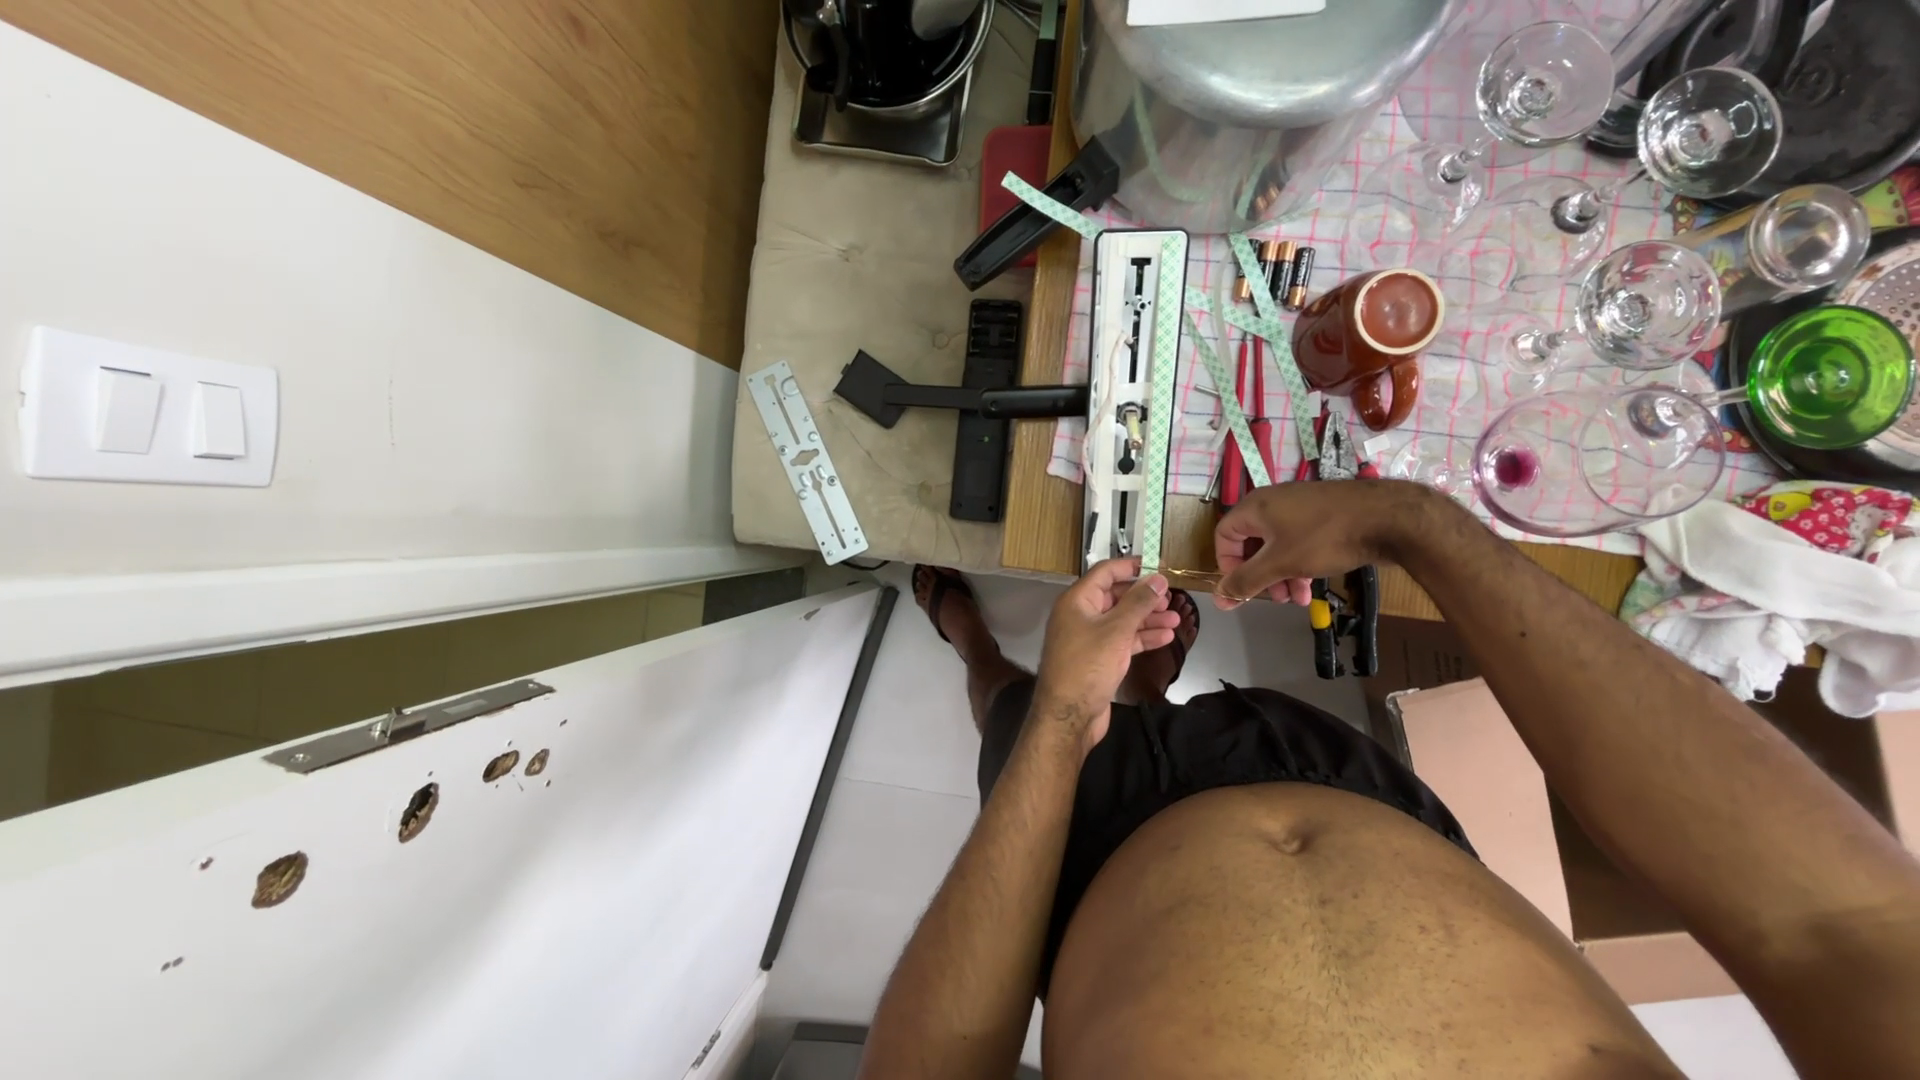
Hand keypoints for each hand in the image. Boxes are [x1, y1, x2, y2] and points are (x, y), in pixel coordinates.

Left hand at [1034, 557, 1181, 750]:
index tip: (1158, 565)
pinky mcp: (1098, 659)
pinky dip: (1141, 638)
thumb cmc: (1088, 667)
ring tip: (1176, 618)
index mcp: (1077, 601)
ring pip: (1122, 620)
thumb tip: (1158, 579)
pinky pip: (1122, 640)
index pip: (1105, 572)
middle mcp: (1080, 616)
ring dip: (1148, 618)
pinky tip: (1165, 637)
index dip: (1131, 566)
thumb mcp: (1116, 630)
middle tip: (1172, 597)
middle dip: (1144, 596)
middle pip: (1115, 596)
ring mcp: (1089, 638)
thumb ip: (1138, 603)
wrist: (1069, 716)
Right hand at [1213, 480, 1430, 609]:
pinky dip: (1300, 564)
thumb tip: (1218, 598)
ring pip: (1278, 546)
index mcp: (1256, 507)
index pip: (1225, 535)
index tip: (1243, 587)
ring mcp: (1301, 508)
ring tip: (1297, 599)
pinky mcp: (1324, 516)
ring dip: (1282, 575)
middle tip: (1274, 598)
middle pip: (1252, 543)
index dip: (1228, 564)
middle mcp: (1274, 503)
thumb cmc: (1325, 538)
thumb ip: (1246, 581)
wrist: (1389, 518)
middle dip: (1260, 575)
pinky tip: (1312, 585)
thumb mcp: (1280, 564)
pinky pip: (1299, 542)